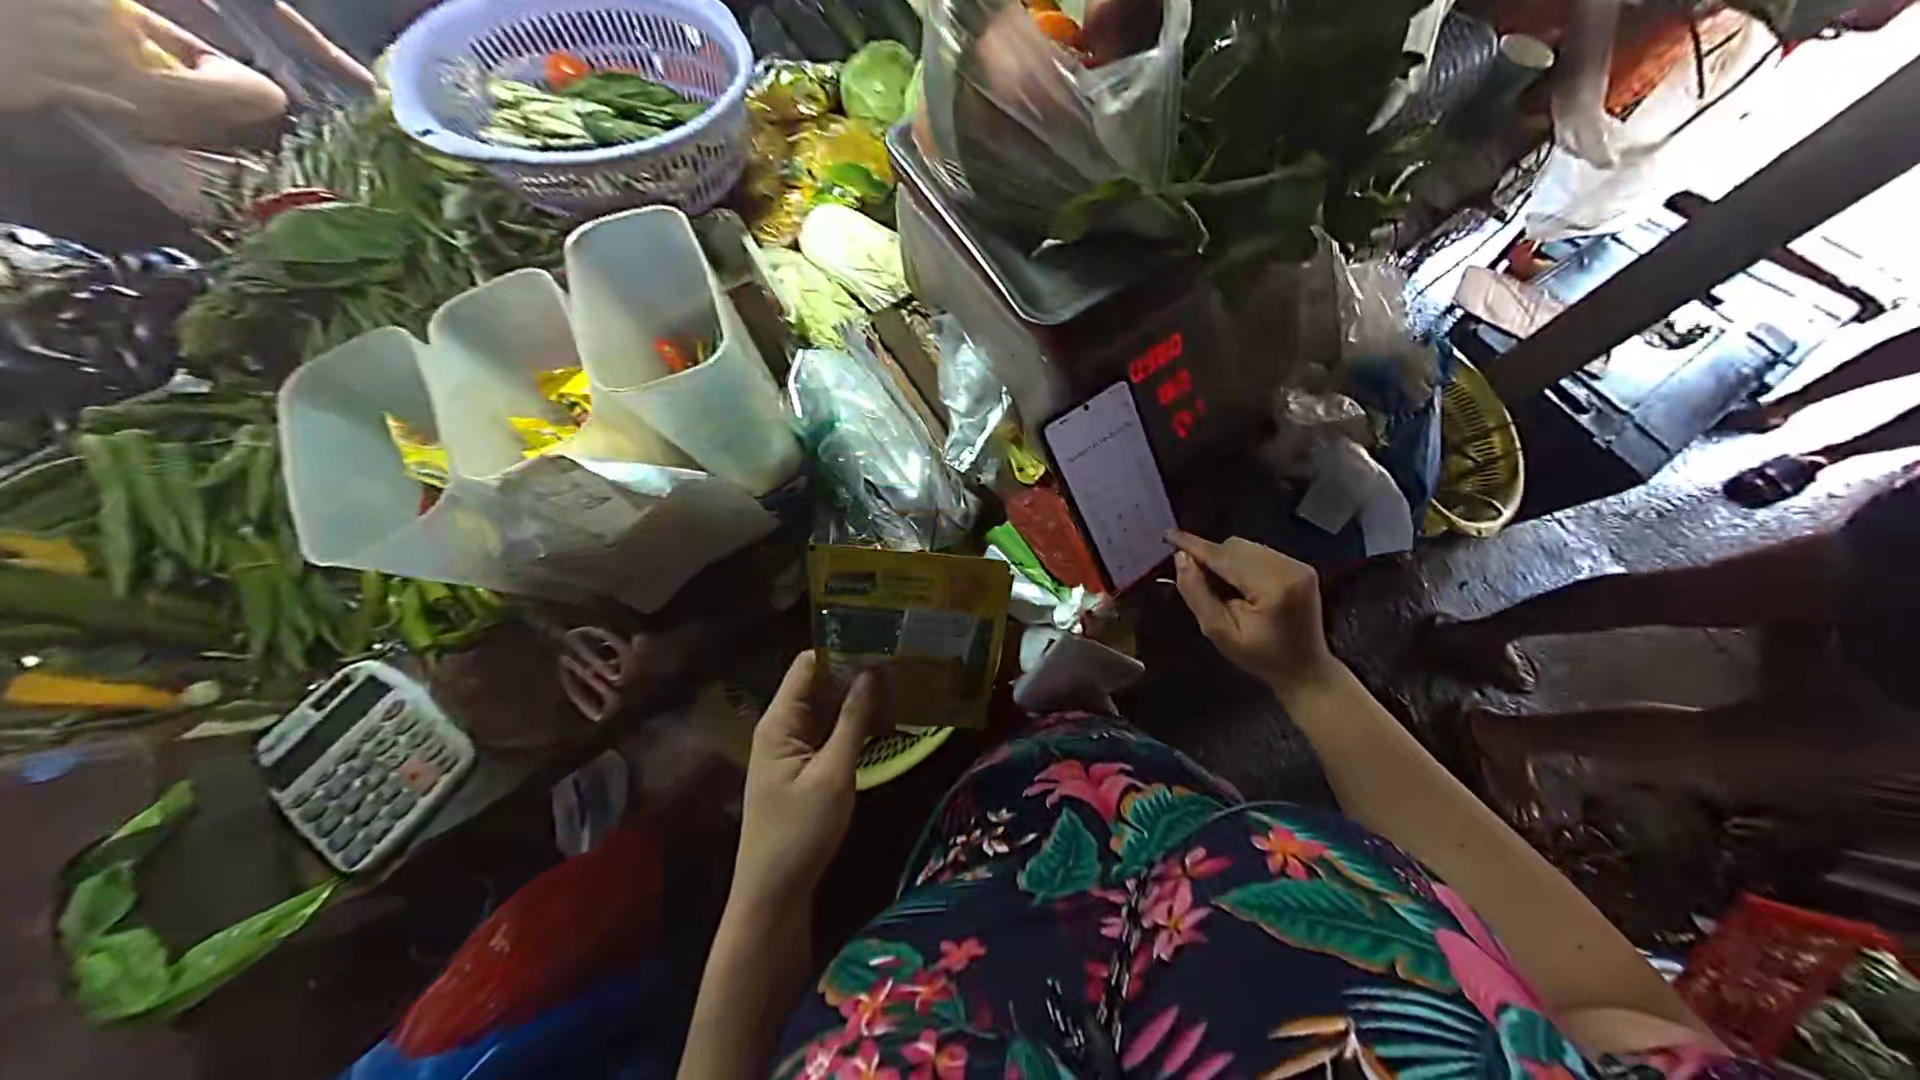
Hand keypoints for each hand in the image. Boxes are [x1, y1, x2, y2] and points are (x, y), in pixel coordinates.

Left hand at [732, 650, 889, 908]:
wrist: (774, 893)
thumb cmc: (800, 833)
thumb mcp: (834, 774)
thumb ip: (854, 720)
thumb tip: (875, 670)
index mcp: (780, 720)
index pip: (808, 665)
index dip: (842, 647)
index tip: (881, 637)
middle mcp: (782, 725)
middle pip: (819, 682)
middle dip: (856, 669)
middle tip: (900, 656)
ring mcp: (792, 745)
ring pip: (827, 706)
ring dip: (858, 695)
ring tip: (900, 678)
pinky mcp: (804, 764)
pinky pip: (829, 729)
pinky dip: (853, 720)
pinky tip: (884, 715)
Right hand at [1167, 530, 1339, 692]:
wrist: (1305, 669)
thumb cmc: (1261, 658)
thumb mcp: (1219, 633)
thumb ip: (1197, 594)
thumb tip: (1180, 558)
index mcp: (1273, 587)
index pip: (1224, 557)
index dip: (1194, 545)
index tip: (1168, 535)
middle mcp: (1289, 568)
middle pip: (1235, 546)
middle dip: (1211, 557)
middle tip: (1196, 579)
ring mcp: (1298, 565)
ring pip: (1246, 546)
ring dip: (1225, 559)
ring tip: (1220, 588)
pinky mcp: (1300, 566)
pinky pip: (1258, 552)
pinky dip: (1241, 562)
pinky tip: (1238, 586)